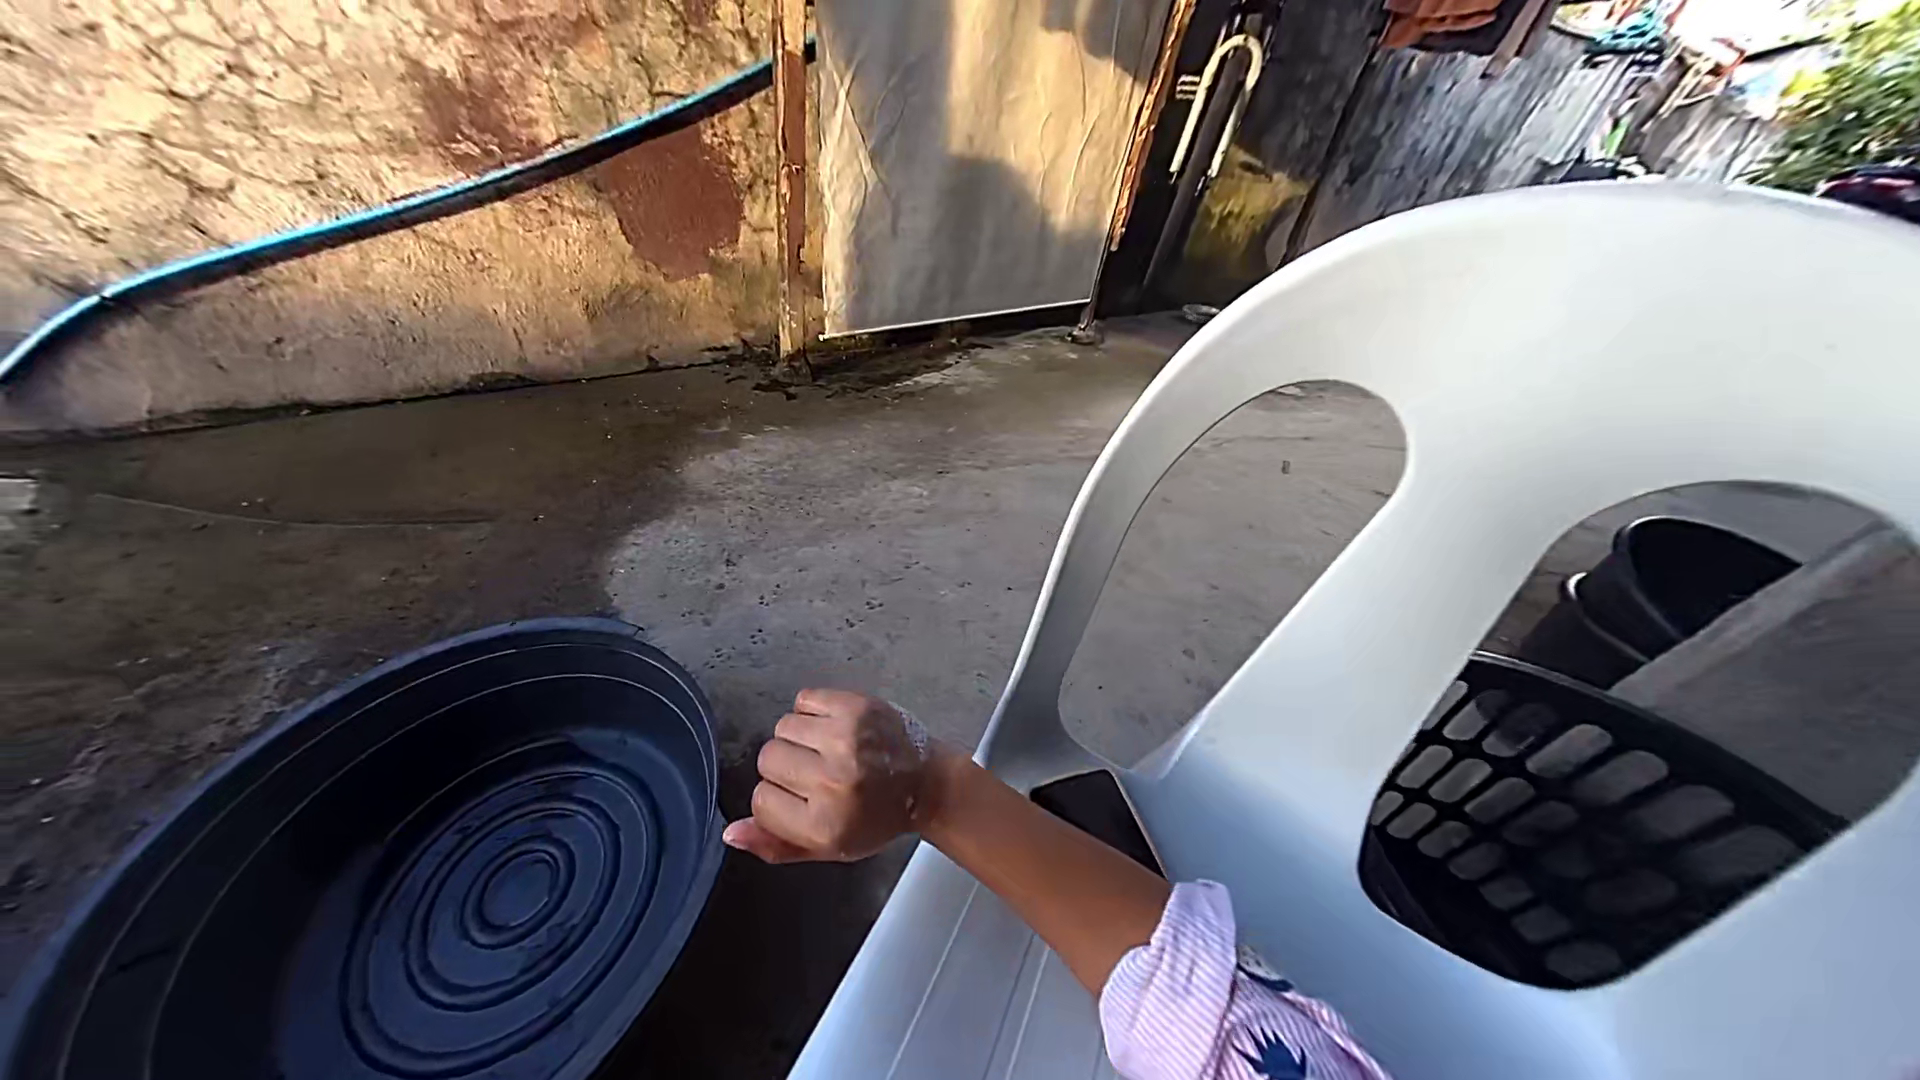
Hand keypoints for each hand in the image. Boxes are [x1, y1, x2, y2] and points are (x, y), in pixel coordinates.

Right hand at [722, 689, 944, 863]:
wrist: (924, 783)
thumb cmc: (876, 818)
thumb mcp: (827, 847)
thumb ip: (775, 845)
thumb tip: (731, 832)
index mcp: (824, 823)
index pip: (760, 800)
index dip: (776, 798)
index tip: (802, 798)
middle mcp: (833, 780)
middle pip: (768, 758)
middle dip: (786, 765)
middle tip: (816, 771)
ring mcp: (846, 739)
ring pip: (784, 727)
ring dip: (799, 737)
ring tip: (827, 749)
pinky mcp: (857, 707)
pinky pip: (805, 699)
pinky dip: (812, 710)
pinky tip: (833, 727)